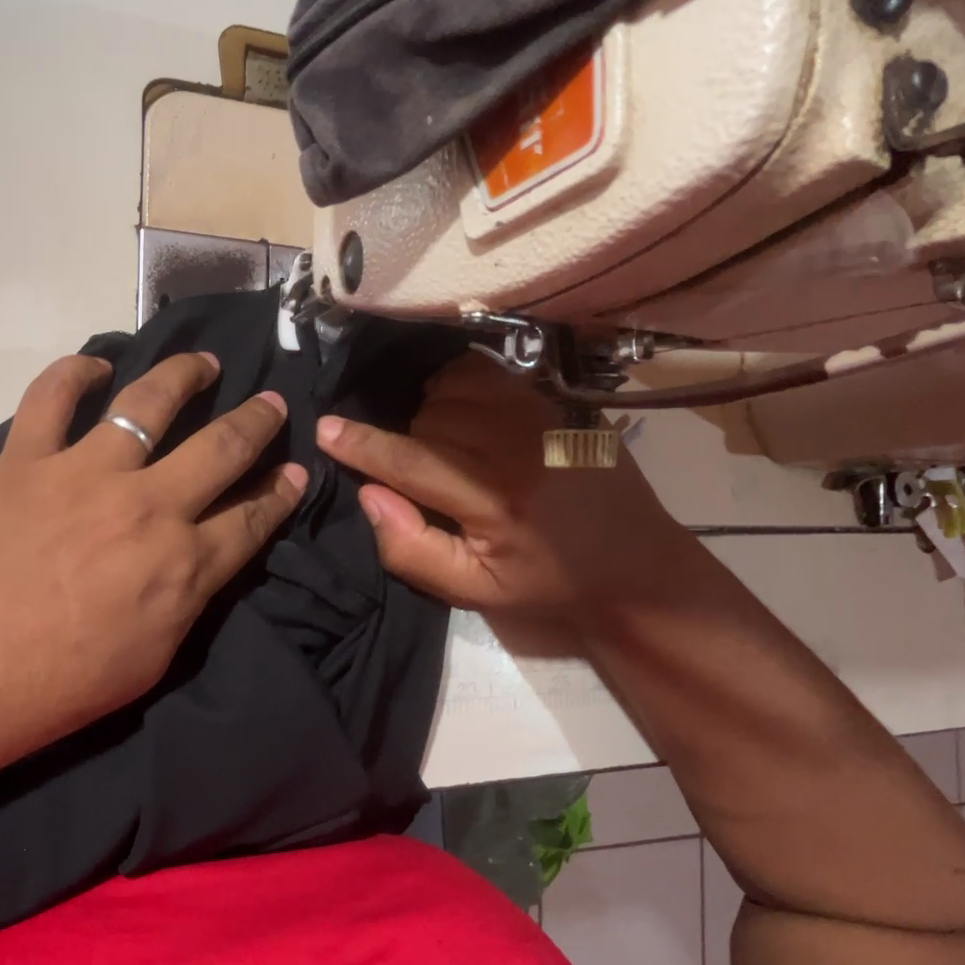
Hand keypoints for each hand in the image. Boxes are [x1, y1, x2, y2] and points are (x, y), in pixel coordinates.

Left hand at [0, 351, 307, 721]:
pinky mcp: (28, 459)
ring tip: (201, 362)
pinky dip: (73, 373)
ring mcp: (86, 473)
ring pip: (149, 403)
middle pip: (221, 448)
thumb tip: (199, 561)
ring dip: (184, 376)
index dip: (281, 493)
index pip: (252, 518)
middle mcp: (149, 505)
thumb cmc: (62, 685)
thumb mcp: (154, 659)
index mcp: (184, 564)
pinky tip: (95, 366)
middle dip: (257, 423)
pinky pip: (51, 398)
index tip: (296, 471)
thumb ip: (186, 599)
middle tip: (272, 403)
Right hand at [316, 352, 700, 642]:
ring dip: (432, 407)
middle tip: (413, 466)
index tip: (324, 429)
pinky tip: (463, 409)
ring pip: (456, 386)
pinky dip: (462, 383)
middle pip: (430, 417)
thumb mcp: (474, 592)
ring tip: (437, 438)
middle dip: (405, 436)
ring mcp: (544, 416)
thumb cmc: (549, 586)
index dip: (362, 445)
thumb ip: (411, 548)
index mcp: (496, 500)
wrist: (640, 568)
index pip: (411, 460)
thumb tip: (368, 494)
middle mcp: (519, 447)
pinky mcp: (558, 402)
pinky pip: (491, 372)